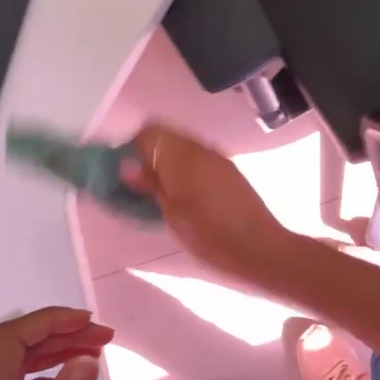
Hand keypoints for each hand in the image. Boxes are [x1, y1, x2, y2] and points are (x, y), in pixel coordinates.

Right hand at [124, 124, 303, 284]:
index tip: (120, 172)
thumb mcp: (171, 213)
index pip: (149, 131)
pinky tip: (181, 197)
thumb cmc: (210, 234)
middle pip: (165, 137)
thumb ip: (149, 185)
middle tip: (135, 185)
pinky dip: (184, 170)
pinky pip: (198, 159)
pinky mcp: (229, 170)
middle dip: (146, 155)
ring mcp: (218, 157)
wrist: (259, 247)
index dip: (130, 147)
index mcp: (182, 155)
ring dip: (165, 163)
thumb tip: (127, 166)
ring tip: (156, 194)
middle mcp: (201, 147)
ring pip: (182, 148)